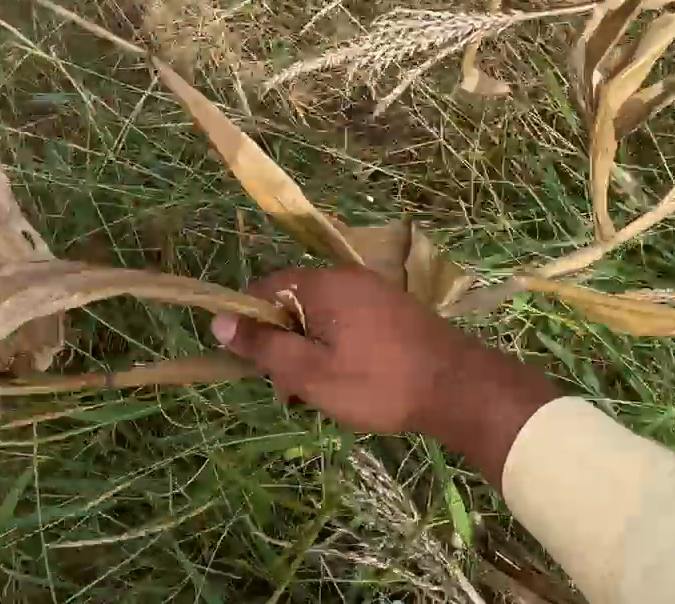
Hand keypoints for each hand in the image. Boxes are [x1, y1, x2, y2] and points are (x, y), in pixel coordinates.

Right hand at [210, 265, 558, 481]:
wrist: (457, 386)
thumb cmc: (376, 382)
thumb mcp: (310, 372)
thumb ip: (263, 346)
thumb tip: (217, 320)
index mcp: (321, 284)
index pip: (264, 288)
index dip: (248, 324)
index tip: (252, 363)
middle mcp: (345, 277)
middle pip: (292, 304)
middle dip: (283, 346)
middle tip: (290, 392)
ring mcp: (372, 291)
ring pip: (321, 318)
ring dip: (310, 353)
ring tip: (319, 397)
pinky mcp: (391, 309)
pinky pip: (347, 322)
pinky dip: (337, 348)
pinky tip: (347, 384)